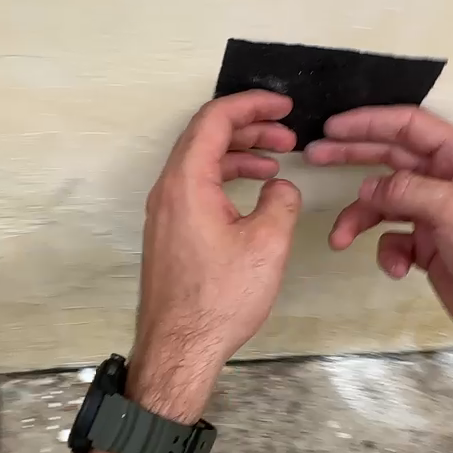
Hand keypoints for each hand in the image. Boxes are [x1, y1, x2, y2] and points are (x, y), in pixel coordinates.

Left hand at [132, 91, 301, 420]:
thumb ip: (281, 202)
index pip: (215, 120)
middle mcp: (168, 190)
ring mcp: (165, 213)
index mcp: (187, 182)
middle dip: (250, 128)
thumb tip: (281, 187)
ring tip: (277, 162)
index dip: (252, 104)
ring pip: (201, 164)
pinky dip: (226, 181)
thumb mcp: (266, 245)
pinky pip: (197, 189)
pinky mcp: (169, 234)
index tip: (285, 106)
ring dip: (239, 156)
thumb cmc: (220, 299)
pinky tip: (254, 195)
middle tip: (288, 134)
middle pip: (205, 137)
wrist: (180, 348)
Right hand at [305, 106, 452, 363]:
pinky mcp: (428, 248)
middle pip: (391, 158)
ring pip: (385, 204)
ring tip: (339, 238)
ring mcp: (436, 215)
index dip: (369, 122)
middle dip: (352, 157)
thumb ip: (408, 190)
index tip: (331, 127)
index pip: (409, 126)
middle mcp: (447, 181)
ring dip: (360, 218)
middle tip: (314, 156)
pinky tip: (396, 268)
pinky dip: (387, 252)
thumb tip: (369, 187)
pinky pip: (394, 240)